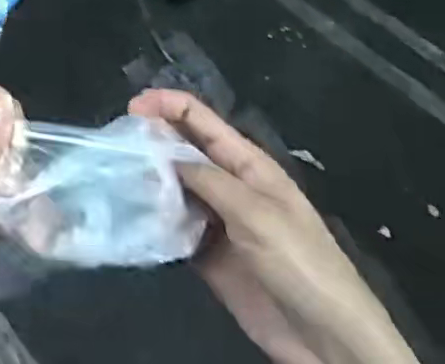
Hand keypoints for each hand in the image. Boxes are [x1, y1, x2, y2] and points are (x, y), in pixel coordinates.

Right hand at [129, 88, 418, 363]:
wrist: (330, 345)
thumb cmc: (304, 267)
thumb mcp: (256, 214)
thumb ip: (203, 176)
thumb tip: (154, 149)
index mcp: (246, 164)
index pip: (198, 117)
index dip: (163, 104)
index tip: (129, 111)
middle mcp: (225, 182)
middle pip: (176, 144)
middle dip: (145, 138)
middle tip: (115, 146)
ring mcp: (212, 214)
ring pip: (165, 179)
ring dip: (141, 175)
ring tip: (114, 175)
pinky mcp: (199, 245)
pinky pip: (165, 217)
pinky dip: (146, 210)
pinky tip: (127, 208)